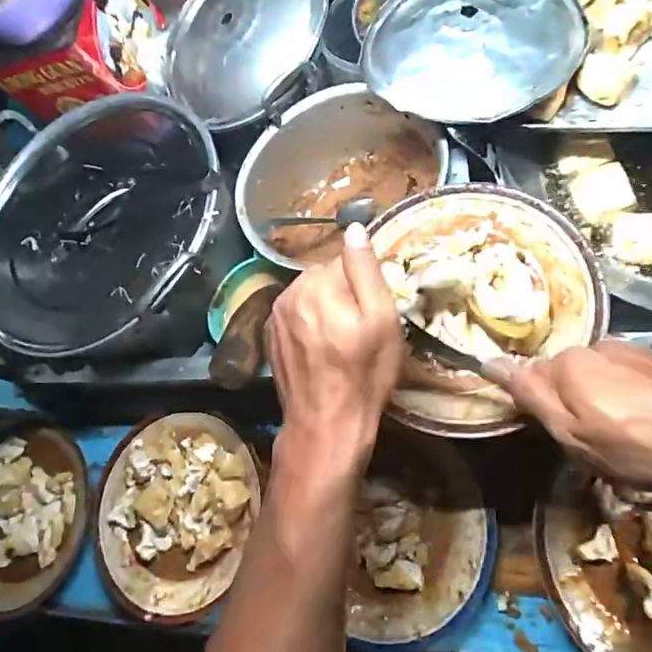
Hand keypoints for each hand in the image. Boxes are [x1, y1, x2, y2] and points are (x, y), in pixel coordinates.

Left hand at [266, 223, 403, 475]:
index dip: (366, 284)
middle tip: (361, 330)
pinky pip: (298, 315)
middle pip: (326, 276)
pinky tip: (323, 350)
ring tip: (342, 343)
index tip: (373, 312)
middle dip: (345, 295)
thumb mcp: (381, 320)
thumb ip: (365, 269)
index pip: (347, 260)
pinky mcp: (270, 335)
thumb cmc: (363, 374)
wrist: (325, 423)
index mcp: (316, 283)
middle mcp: (289, 292)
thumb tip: (355, 228)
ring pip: (311, 295)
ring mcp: (275, 315)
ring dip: (327, 309)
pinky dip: (311, 324)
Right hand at [497, 342, 651, 528]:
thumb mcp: (572, 434)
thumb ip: (529, 394)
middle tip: (587, 442)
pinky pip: (628, 379)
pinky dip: (629, 399)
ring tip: (623, 438)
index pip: (528, 376)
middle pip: (565, 374)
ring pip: (598, 376)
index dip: (534, 407)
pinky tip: (650, 426)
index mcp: (569, 362)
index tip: (549, 431)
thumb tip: (489, 360)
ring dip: (600, 401)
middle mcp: (598, 346)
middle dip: (569, 402)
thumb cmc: (639, 449)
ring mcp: (635, 351)